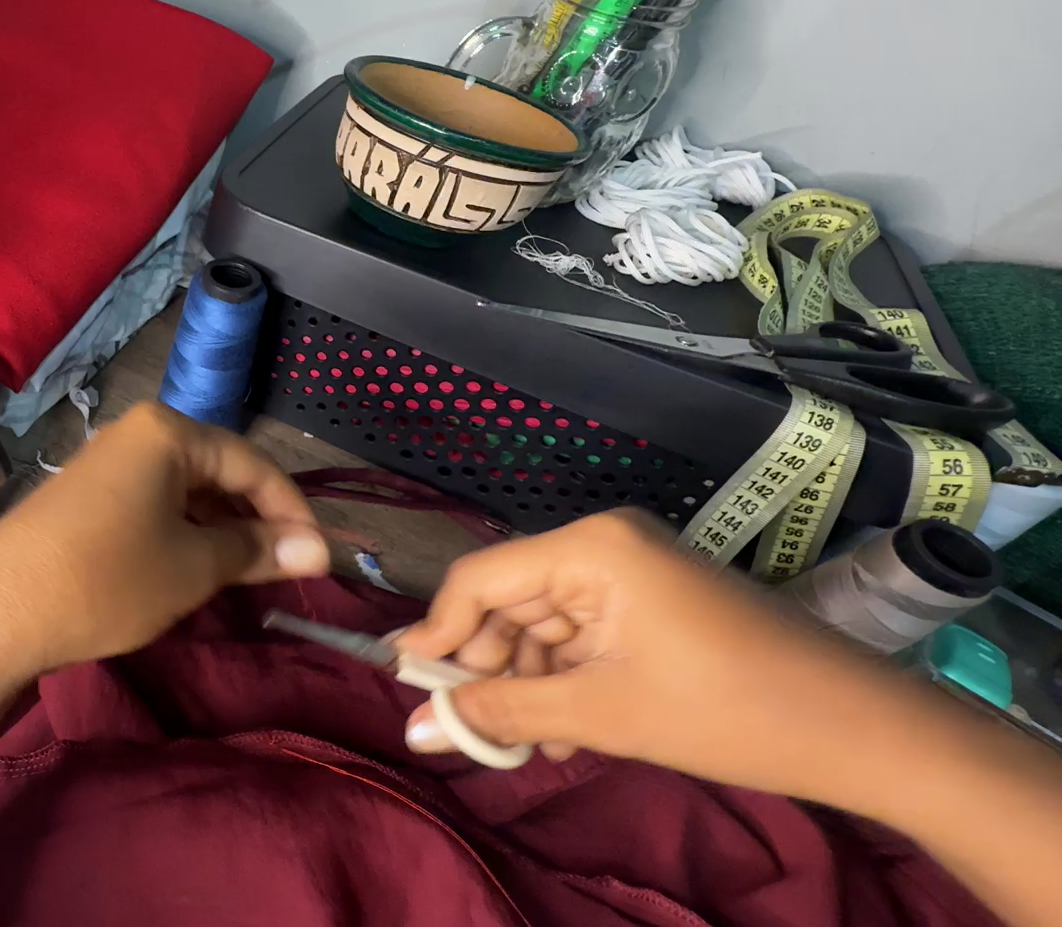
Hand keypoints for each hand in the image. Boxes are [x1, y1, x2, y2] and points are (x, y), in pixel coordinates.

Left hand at [0, 402, 326, 677]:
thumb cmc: (108, 579)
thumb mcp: (193, 566)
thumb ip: (257, 550)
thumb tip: (317, 551)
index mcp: (167, 431)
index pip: (252, 462)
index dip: (292, 510)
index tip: (319, 559)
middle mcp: (136, 435)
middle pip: (218, 472)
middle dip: (256, 520)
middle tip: (284, 571)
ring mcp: (106, 464)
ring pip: (185, 491)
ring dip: (220, 529)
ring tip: (244, 574)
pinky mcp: (86, 496)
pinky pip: (153, 505)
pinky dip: (183, 533)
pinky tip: (193, 568)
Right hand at [394, 510, 915, 795]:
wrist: (879, 738)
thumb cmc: (732, 711)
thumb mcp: (601, 714)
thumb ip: (498, 713)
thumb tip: (414, 731)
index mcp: (588, 548)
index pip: (479, 579)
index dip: (438, 632)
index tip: (409, 683)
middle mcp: (599, 545)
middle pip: (508, 602)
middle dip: (485, 666)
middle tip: (468, 724)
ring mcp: (627, 571)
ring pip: (540, 624)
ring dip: (523, 682)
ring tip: (521, 742)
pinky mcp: (647, 601)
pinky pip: (578, 635)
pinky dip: (561, 680)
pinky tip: (557, 731)